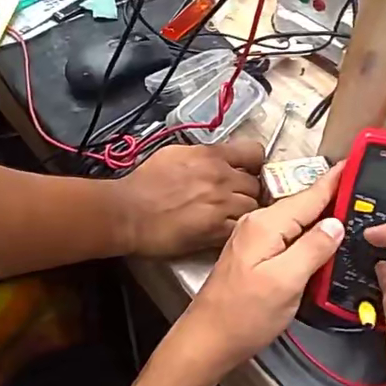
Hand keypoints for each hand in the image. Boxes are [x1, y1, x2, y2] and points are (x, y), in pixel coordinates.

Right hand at [116, 140, 263, 257]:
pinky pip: (242, 229)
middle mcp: (221, 177)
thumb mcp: (174, 154)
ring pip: (254, 208)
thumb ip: (202, 155)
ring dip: (246, 213)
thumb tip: (216, 159)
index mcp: (211, 155)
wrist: (128, 211)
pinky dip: (239, 230)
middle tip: (238, 200)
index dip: (256, 164)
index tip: (250, 172)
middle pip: (257, 185)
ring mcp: (221, 205)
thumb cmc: (143, 183)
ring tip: (232, 218)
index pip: (255, 153)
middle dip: (250, 192)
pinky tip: (227, 232)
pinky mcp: (216, 231)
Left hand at [168, 164, 345, 381]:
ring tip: (350, 211)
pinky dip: (308, 234)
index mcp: (266, 224)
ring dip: (321, 216)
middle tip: (363, 190)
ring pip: (296, 220)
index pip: (309, 195)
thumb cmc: (243, 315)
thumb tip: (336, 223)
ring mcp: (254, 238)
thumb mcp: (286, 282)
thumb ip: (313, 249)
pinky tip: (322, 240)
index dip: (335, 180)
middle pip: (303, 205)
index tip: (355, 163)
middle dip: (332, 197)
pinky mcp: (254, 254)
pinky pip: (288, 236)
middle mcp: (257, 224)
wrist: (208, 339)